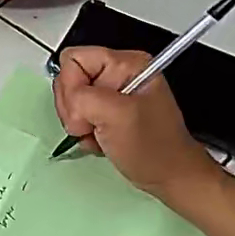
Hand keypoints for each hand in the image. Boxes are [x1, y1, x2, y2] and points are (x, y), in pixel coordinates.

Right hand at [53, 46, 219, 198]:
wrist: (168, 175)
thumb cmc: (154, 147)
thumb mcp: (116, 114)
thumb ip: (82, 95)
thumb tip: (66, 95)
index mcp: (126, 63)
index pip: (73, 59)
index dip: (72, 87)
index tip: (89, 109)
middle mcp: (118, 74)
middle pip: (67, 79)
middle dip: (73, 108)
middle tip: (95, 123)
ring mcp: (111, 93)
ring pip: (68, 99)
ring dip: (77, 122)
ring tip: (99, 132)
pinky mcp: (105, 110)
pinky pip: (74, 114)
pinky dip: (81, 130)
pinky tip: (100, 137)